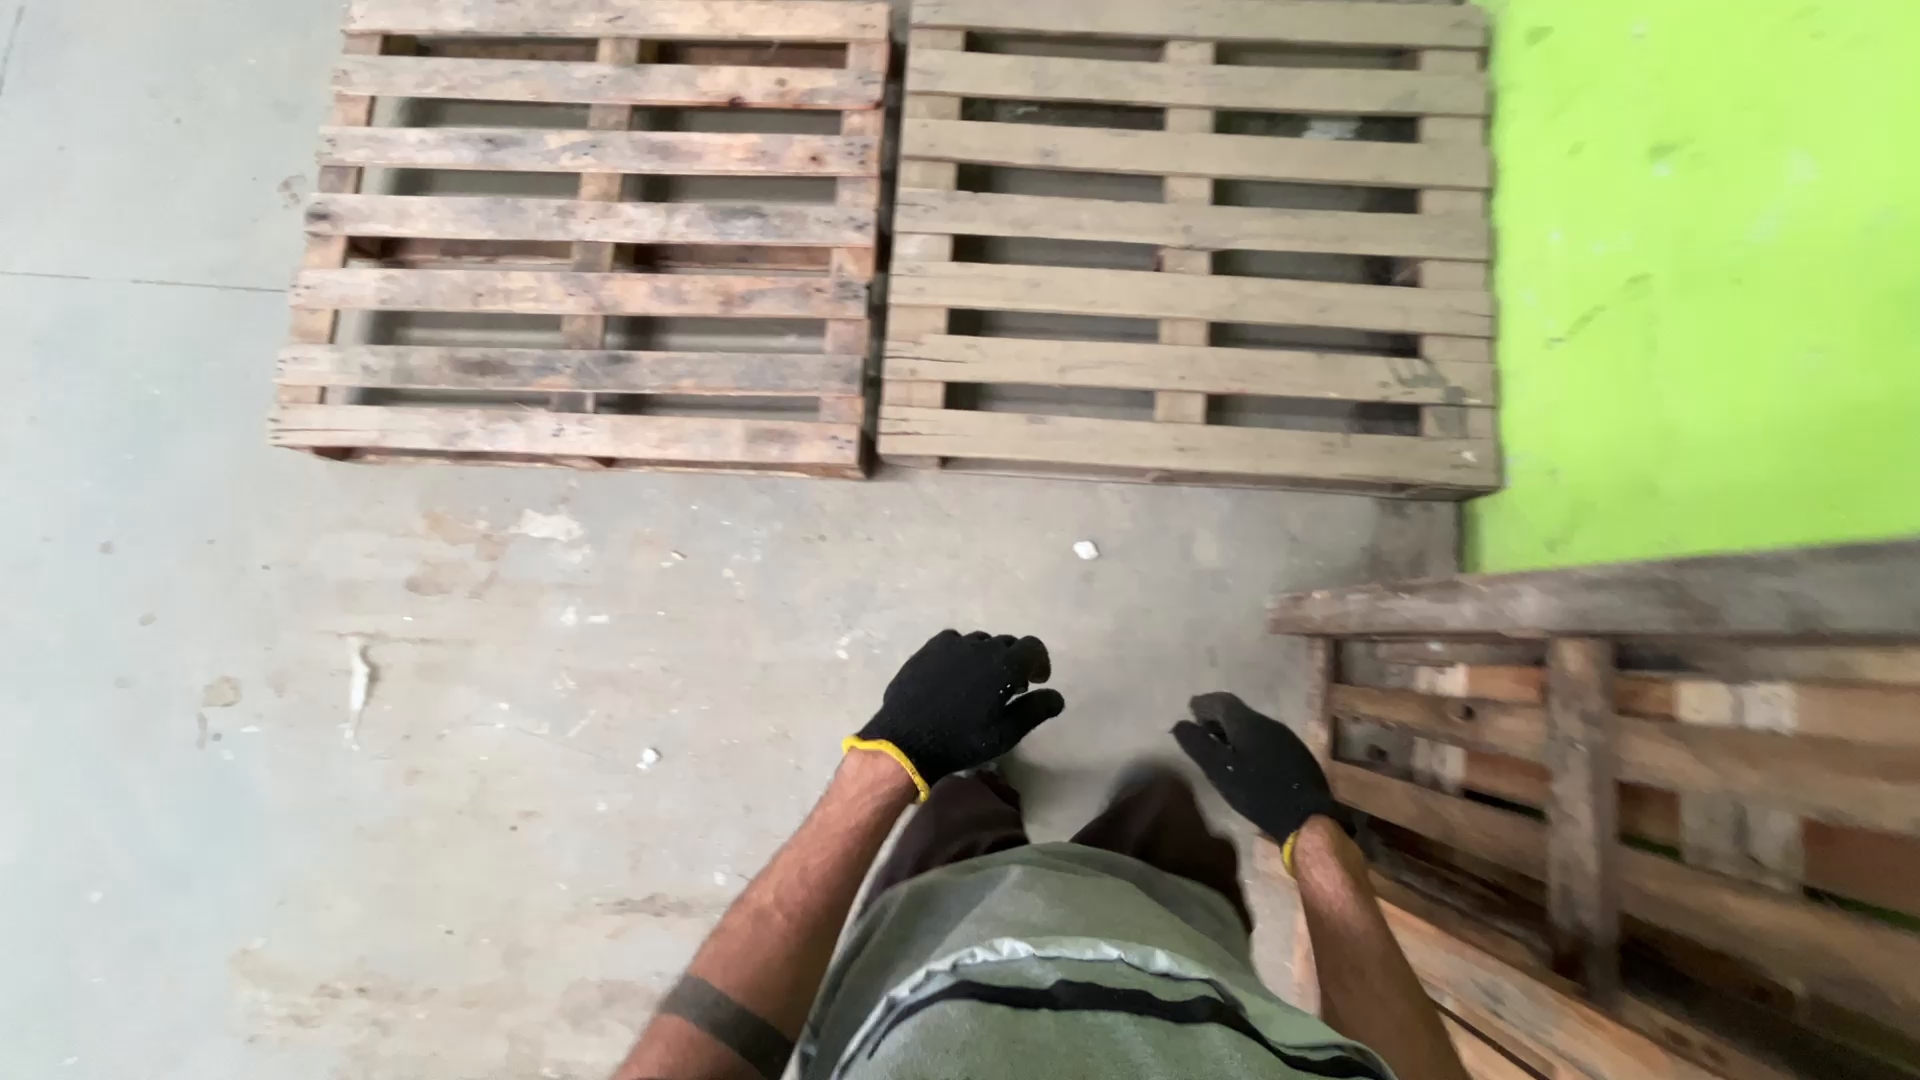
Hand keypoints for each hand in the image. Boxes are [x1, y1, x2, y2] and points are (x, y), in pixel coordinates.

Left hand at [847, 630, 1064, 799]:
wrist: (908, 740)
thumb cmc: (962, 741)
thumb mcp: (1006, 733)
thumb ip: (1035, 710)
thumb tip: (1058, 696)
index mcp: (1004, 664)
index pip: (1033, 647)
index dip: (1039, 662)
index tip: (1036, 681)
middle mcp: (981, 646)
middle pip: (1007, 644)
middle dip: (1014, 662)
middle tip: (1009, 688)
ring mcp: (953, 645)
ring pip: (981, 643)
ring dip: (988, 658)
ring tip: (980, 683)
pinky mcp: (929, 648)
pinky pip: (955, 643)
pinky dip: (963, 654)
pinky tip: (955, 676)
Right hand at [1173, 692, 1348, 854]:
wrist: (1306, 815)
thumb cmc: (1258, 791)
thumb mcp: (1219, 770)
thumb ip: (1198, 745)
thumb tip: (1180, 724)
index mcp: (1248, 722)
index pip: (1221, 701)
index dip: (1204, 703)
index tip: (1190, 709)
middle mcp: (1268, 723)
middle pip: (1237, 711)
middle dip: (1217, 716)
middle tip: (1201, 726)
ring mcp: (1285, 737)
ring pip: (1252, 725)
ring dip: (1233, 729)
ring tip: (1220, 743)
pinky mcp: (1296, 753)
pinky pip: (1265, 737)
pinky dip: (1249, 740)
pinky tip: (1247, 757)